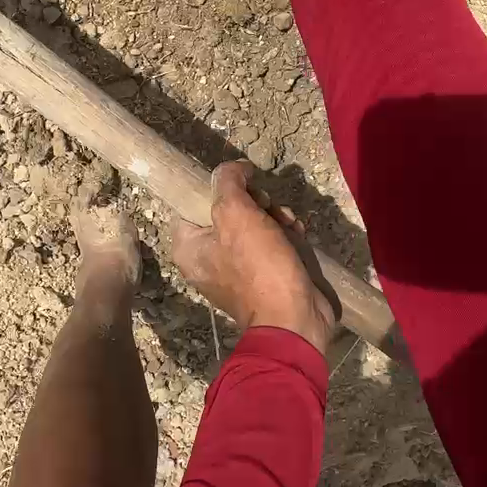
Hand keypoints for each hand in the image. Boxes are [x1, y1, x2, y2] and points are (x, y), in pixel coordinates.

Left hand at [171, 162, 338, 353]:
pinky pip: (269, 244)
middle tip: (268, 206)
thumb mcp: (236, 213)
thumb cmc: (258, 265)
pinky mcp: (263, 276)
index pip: (193, 202)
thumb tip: (234, 168)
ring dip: (274, 216)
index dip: (219, 188)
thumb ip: (228, 182)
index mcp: (189, 248)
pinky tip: (297, 234)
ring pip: (253, 224)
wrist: (293, 319)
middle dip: (255, 202)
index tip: (243, 184)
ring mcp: (236, 270)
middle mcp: (207, 260)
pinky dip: (284, 235)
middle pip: (228, 211)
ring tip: (288, 222)